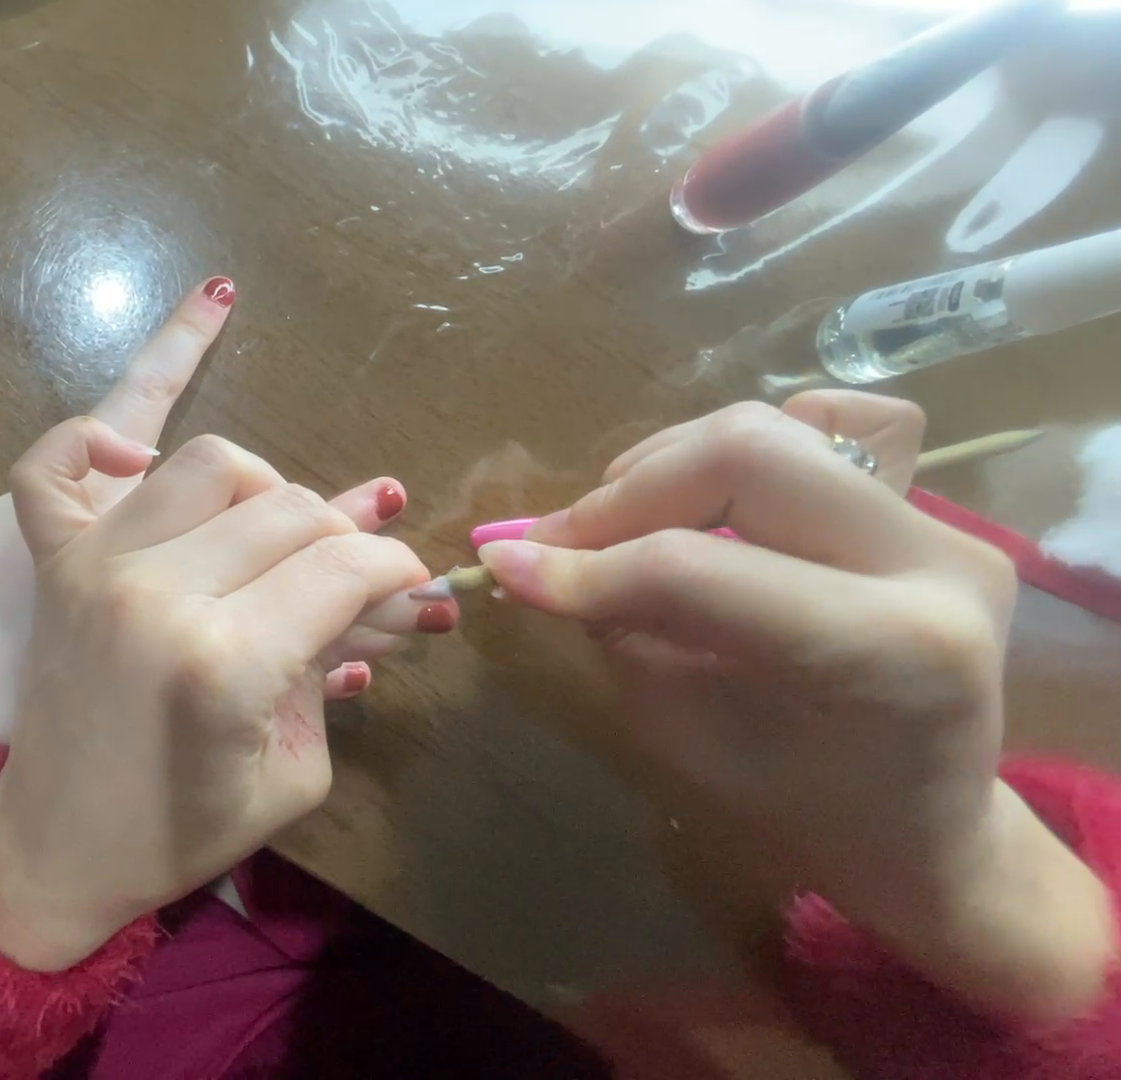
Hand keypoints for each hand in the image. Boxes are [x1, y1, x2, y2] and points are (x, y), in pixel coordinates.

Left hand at [0, 281, 410, 983]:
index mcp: (225, 662)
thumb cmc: (182, 832)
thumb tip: (386, 579)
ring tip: (268, 536)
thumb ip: (334, 657)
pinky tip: (133, 458)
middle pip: (284, 508)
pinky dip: (87, 442)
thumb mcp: (293, 768)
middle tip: (345, 577)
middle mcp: (157, 592)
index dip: (392, 568)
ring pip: (204, 465)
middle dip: (340, 538)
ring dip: (258, 488)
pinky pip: (50, 469)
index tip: (405, 582)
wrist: (58, 846)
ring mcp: (94, 566)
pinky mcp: (51, 564)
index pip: (340, 567)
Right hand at [484, 392, 1110, 1018]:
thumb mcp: (673, 725)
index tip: (500, 566)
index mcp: (881, 649)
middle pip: (741, 452)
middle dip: (621, 494)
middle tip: (560, 543)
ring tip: (618, 525)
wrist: (913, 818)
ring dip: (660, 469)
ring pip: (766, 428)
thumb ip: (610, 624)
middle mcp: (930, 562)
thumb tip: (523, 558)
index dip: (578, 563)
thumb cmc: (783, 796)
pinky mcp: (921, 507)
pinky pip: (836, 422)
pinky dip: (749, 444)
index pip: (688, 568)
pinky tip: (712, 492)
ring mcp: (938, 522)